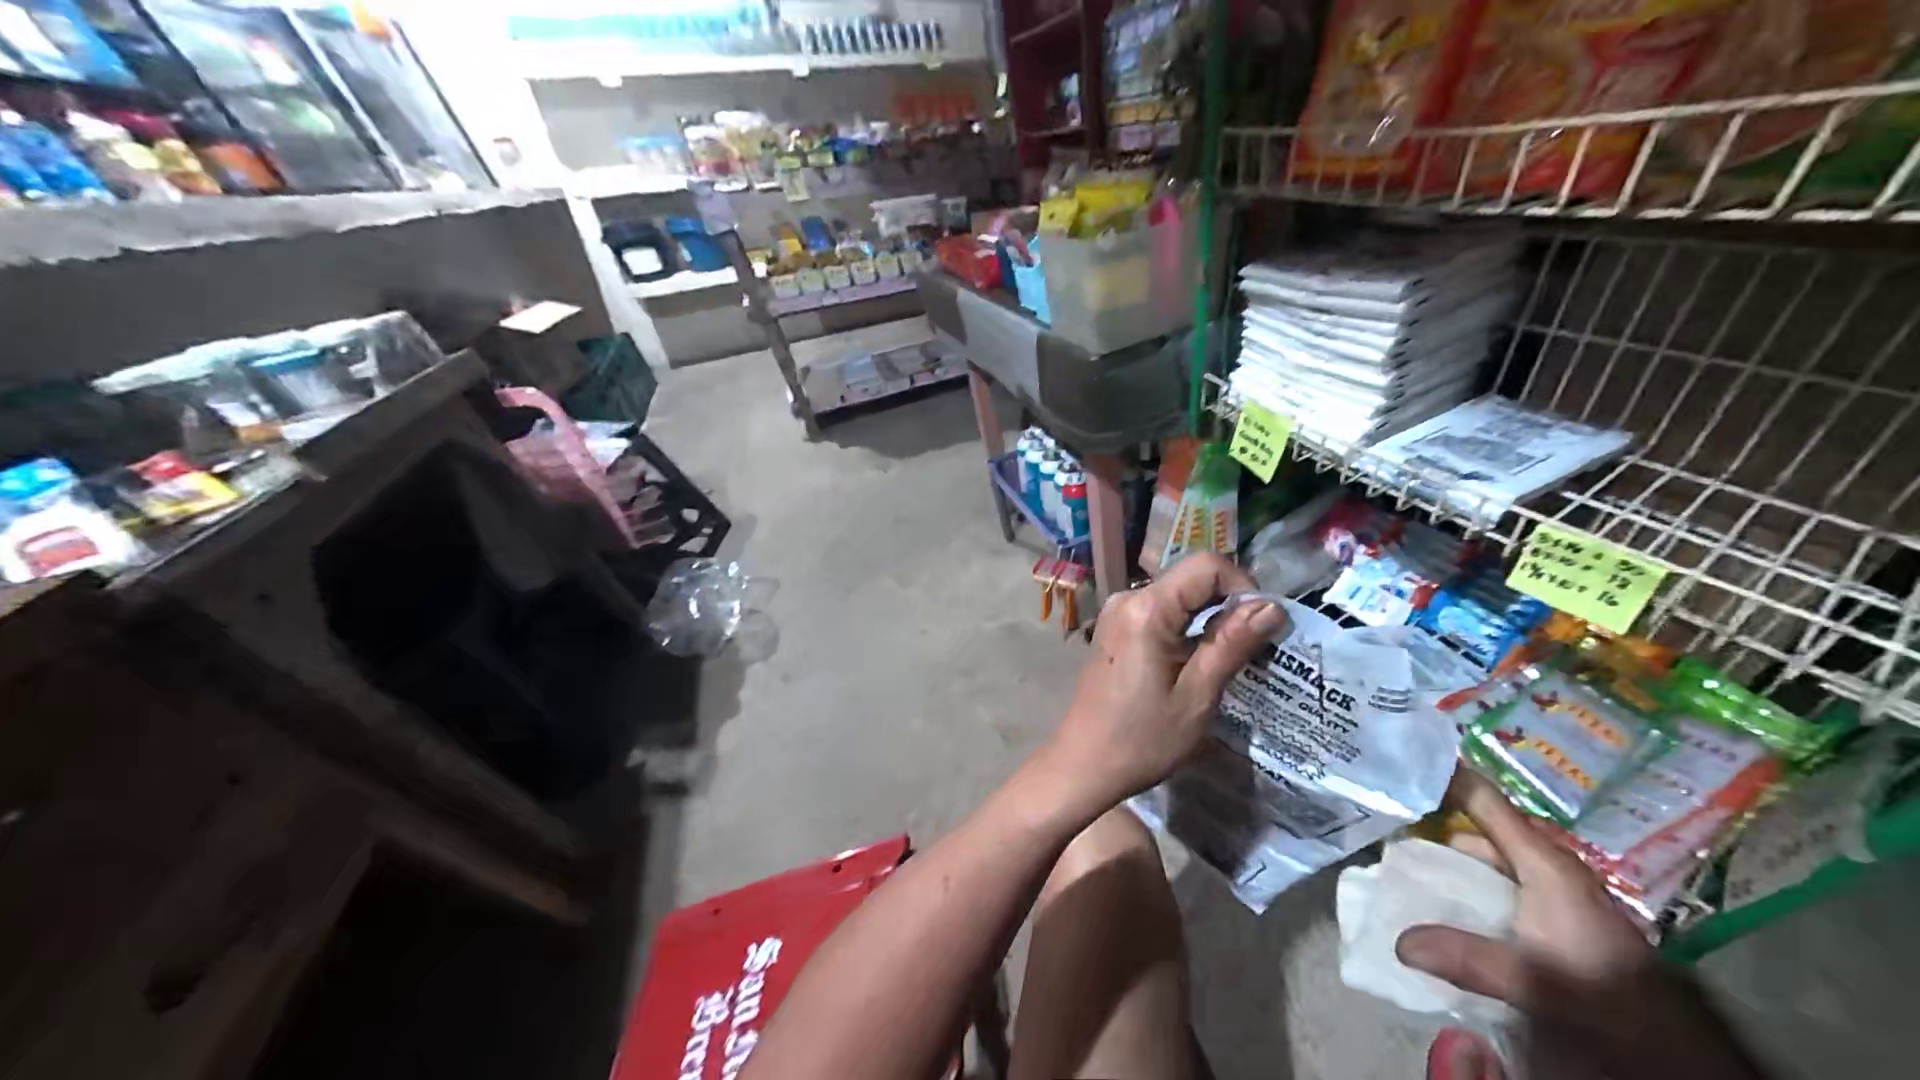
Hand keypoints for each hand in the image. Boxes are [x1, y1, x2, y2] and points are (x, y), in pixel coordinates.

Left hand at [1039, 554, 1285, 813]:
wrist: (1085, 763)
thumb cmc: (1142, 738)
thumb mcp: (1197, 694)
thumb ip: (1232, 643)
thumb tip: (1272, 607)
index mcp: (1146, 608)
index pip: (1206, 565)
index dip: (1242, 586)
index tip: (1260, 627)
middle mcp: (1127, 598)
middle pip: (1191, 577)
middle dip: (1229, 603)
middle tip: (1252, 647)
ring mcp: (1117, 612)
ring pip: (1178, 594)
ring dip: (1210, 616)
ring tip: (1229, 657)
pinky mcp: (1116, 628)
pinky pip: (1161, 611)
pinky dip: (1187, 626)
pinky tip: (1198, 660)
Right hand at [1398, 771, 1765, 1079]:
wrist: (1670, 1045)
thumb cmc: (1601, 992)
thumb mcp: (1536, 981)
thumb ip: (1468, 958)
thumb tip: (1400, 943)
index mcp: (1544, 863)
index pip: (1486, 802)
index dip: (1446, 777)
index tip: (1403, 759)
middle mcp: (1549, 866)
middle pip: (1482, 830)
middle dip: (1438, 823)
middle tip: (1391, 824)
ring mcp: (1555, 890)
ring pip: (1493, 857)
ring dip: (1454, 857)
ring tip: (1409, 866)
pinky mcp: (1557, 915)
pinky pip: (1502, 881)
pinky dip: (1471, 881)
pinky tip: (1448, 902)